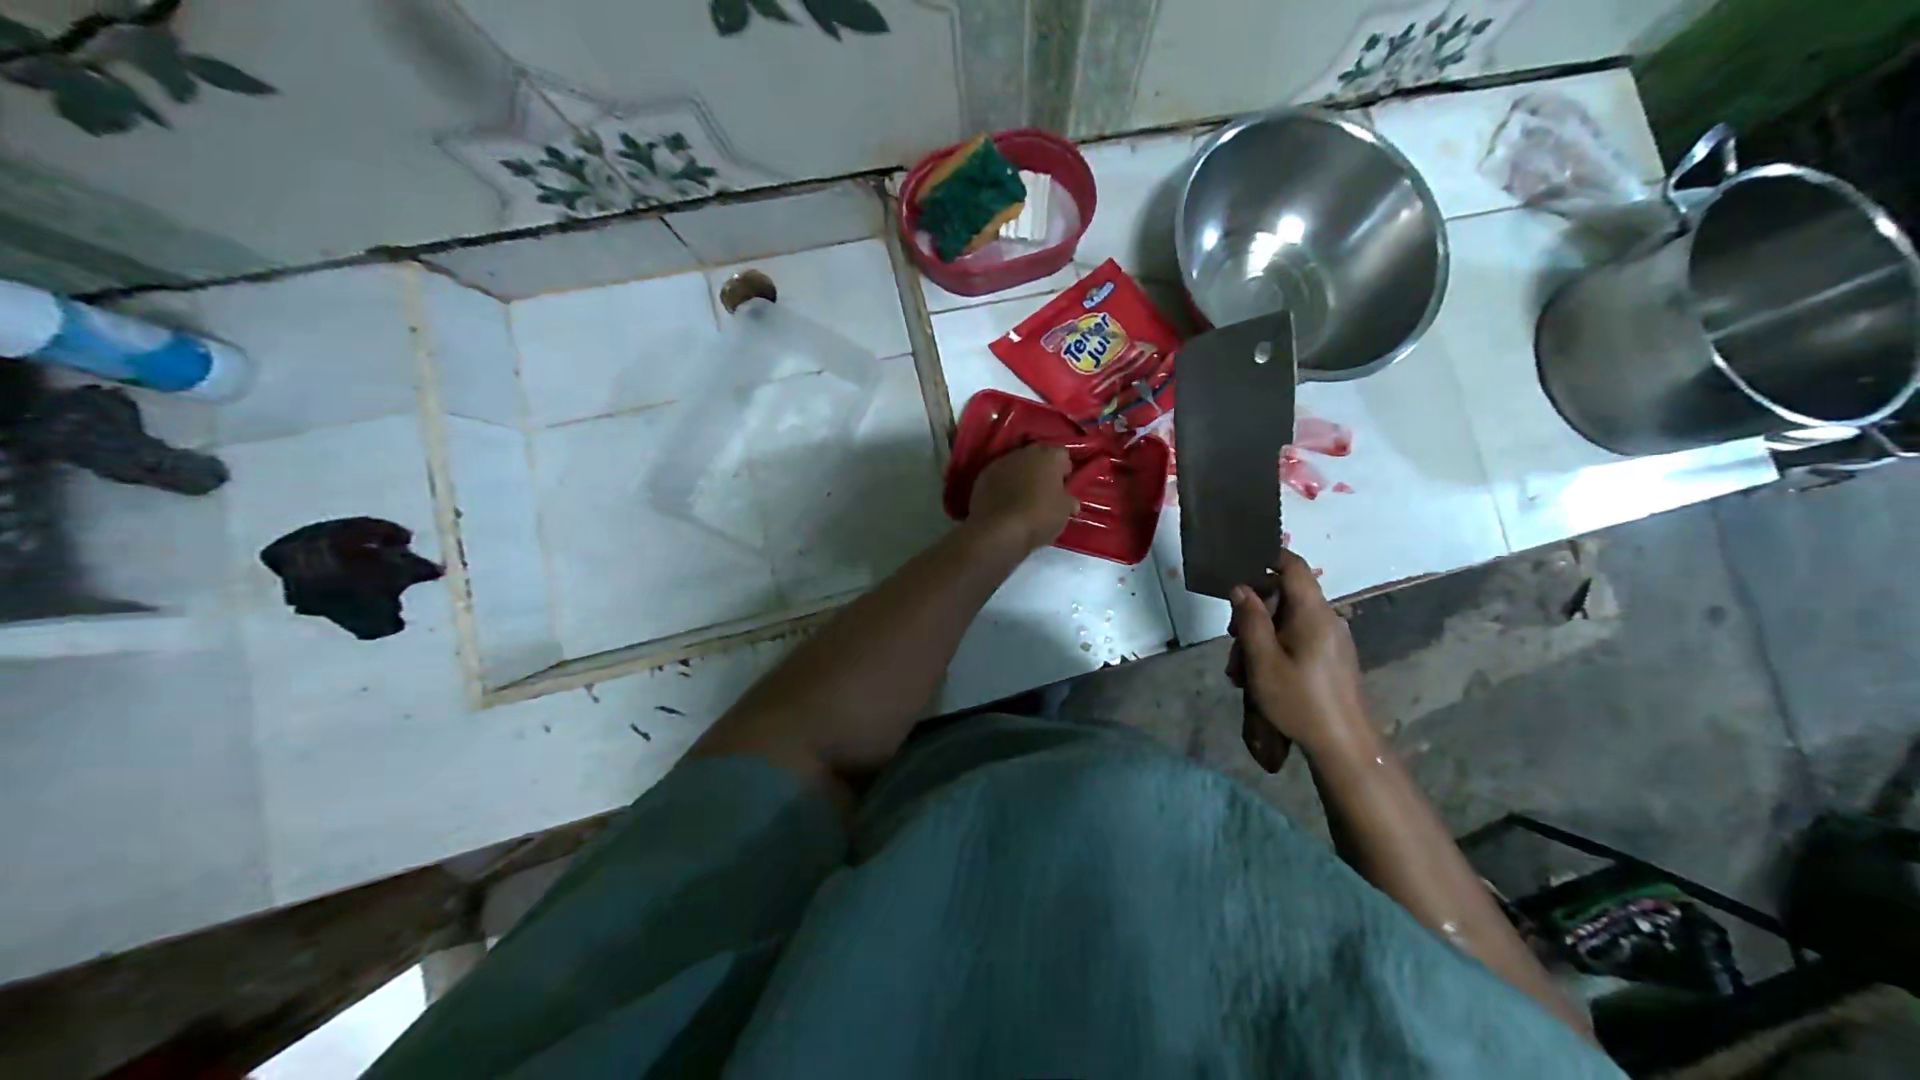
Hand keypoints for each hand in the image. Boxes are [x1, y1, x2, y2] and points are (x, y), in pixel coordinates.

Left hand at [969, 443, 1078, 551]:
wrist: (998, 529)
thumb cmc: (1039, 516)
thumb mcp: (1064, 512)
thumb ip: (1069, 501)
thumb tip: (1071, 502)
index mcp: (1048, 456)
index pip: (1062, 455)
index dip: (1064, 470)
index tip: (1063, 486)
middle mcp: (1024, 452)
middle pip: (1038, 456)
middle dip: (1042, 470)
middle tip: (1044, 491)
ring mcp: (1001, 462)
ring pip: (1017, 465)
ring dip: (1021, 476)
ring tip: (1022, 497)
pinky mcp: (983, 475)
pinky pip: (999, 476)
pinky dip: (1003, 484)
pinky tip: (1004, 502)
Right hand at [1227, 550, 1373, 761]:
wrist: (1343, 745)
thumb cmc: (1300, 700)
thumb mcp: (1263, 661)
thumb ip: (1250, 620)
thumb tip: (1241, 587)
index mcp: (1313, 614)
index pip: (1294, 567)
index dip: (1269, 557)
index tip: (1241, 563)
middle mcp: (1328, 619)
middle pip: (1285, 597)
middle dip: (1253, 614)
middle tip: (1232, 643)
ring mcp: (1332, 639)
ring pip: (1288, 622)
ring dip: (1260, 638)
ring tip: (1241, 673)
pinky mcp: (1332, 657)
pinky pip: (1298, 639)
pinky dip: (1275, 649)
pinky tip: (1260, 678)